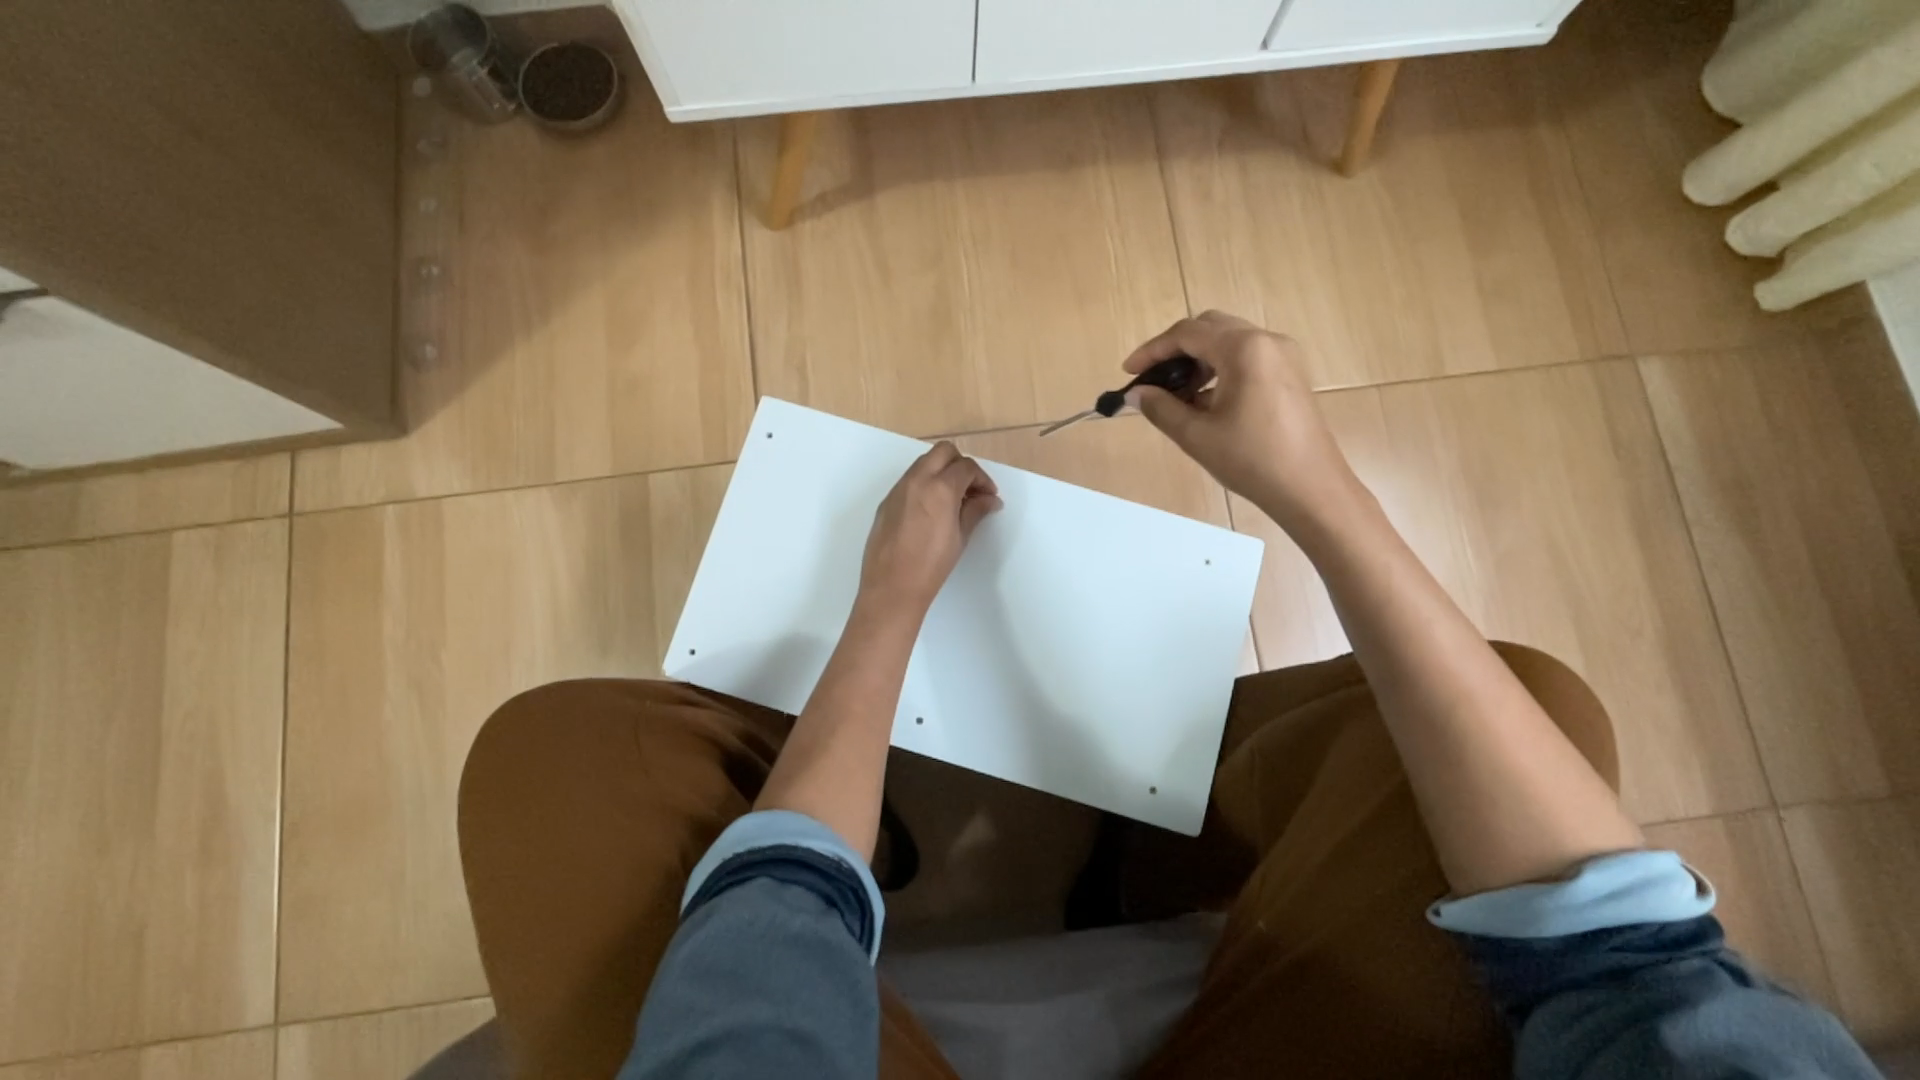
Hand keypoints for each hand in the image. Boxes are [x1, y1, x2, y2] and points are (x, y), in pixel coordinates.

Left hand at [859, 441, 1002, 618]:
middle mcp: (917, 480)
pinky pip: (910, 480)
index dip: (982, 479)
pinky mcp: (887, 501)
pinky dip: (925, 484)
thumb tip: (990, 500)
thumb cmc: (931, 565)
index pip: (967, 467)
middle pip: (944, 452)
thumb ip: (975, 511)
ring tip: (953, 500)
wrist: (892, 586)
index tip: (989, 496)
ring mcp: (898, 489)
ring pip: (924, 463)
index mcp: (940, 487)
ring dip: (942, 472)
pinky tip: (932, 510)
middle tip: (971, 490)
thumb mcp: (960, 537)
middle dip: (961, 465)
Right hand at [1124, 311, 1358, 529]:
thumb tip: (1136, 394)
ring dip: (1197, 360)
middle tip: (1152, 379)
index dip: (1152, 351)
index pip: (1187, 334)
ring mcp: (1283, 355)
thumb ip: (1160, 408)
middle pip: (1209, 328)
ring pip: (1229, 341)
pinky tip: (1205, 402)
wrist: (1310, 488)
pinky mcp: (1290, 374)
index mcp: (1244, 349)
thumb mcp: (1197, 435)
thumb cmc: (1252, 460)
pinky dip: (1220, 369)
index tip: (1128, 372)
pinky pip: (1247, 357)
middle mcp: (1266, 340)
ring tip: (1176, 396)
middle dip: (1175, 350)